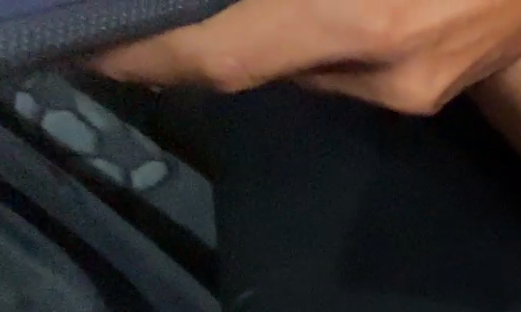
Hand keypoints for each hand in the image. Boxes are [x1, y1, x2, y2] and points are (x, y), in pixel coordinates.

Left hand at [90, 0, 520, 113]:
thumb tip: (238, 8)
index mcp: (363, 27)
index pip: (224, 60)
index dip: (149, 58)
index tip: (91, 49)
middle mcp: (386, 77)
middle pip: (260, 69)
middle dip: (203, 37)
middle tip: (157, 12)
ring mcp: (412, 93)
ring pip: (304, 71)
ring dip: (262, 34)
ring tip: (252, 5)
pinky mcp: (429, 94)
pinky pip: (346, 72)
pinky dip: (310, 39)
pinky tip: (320, 9)